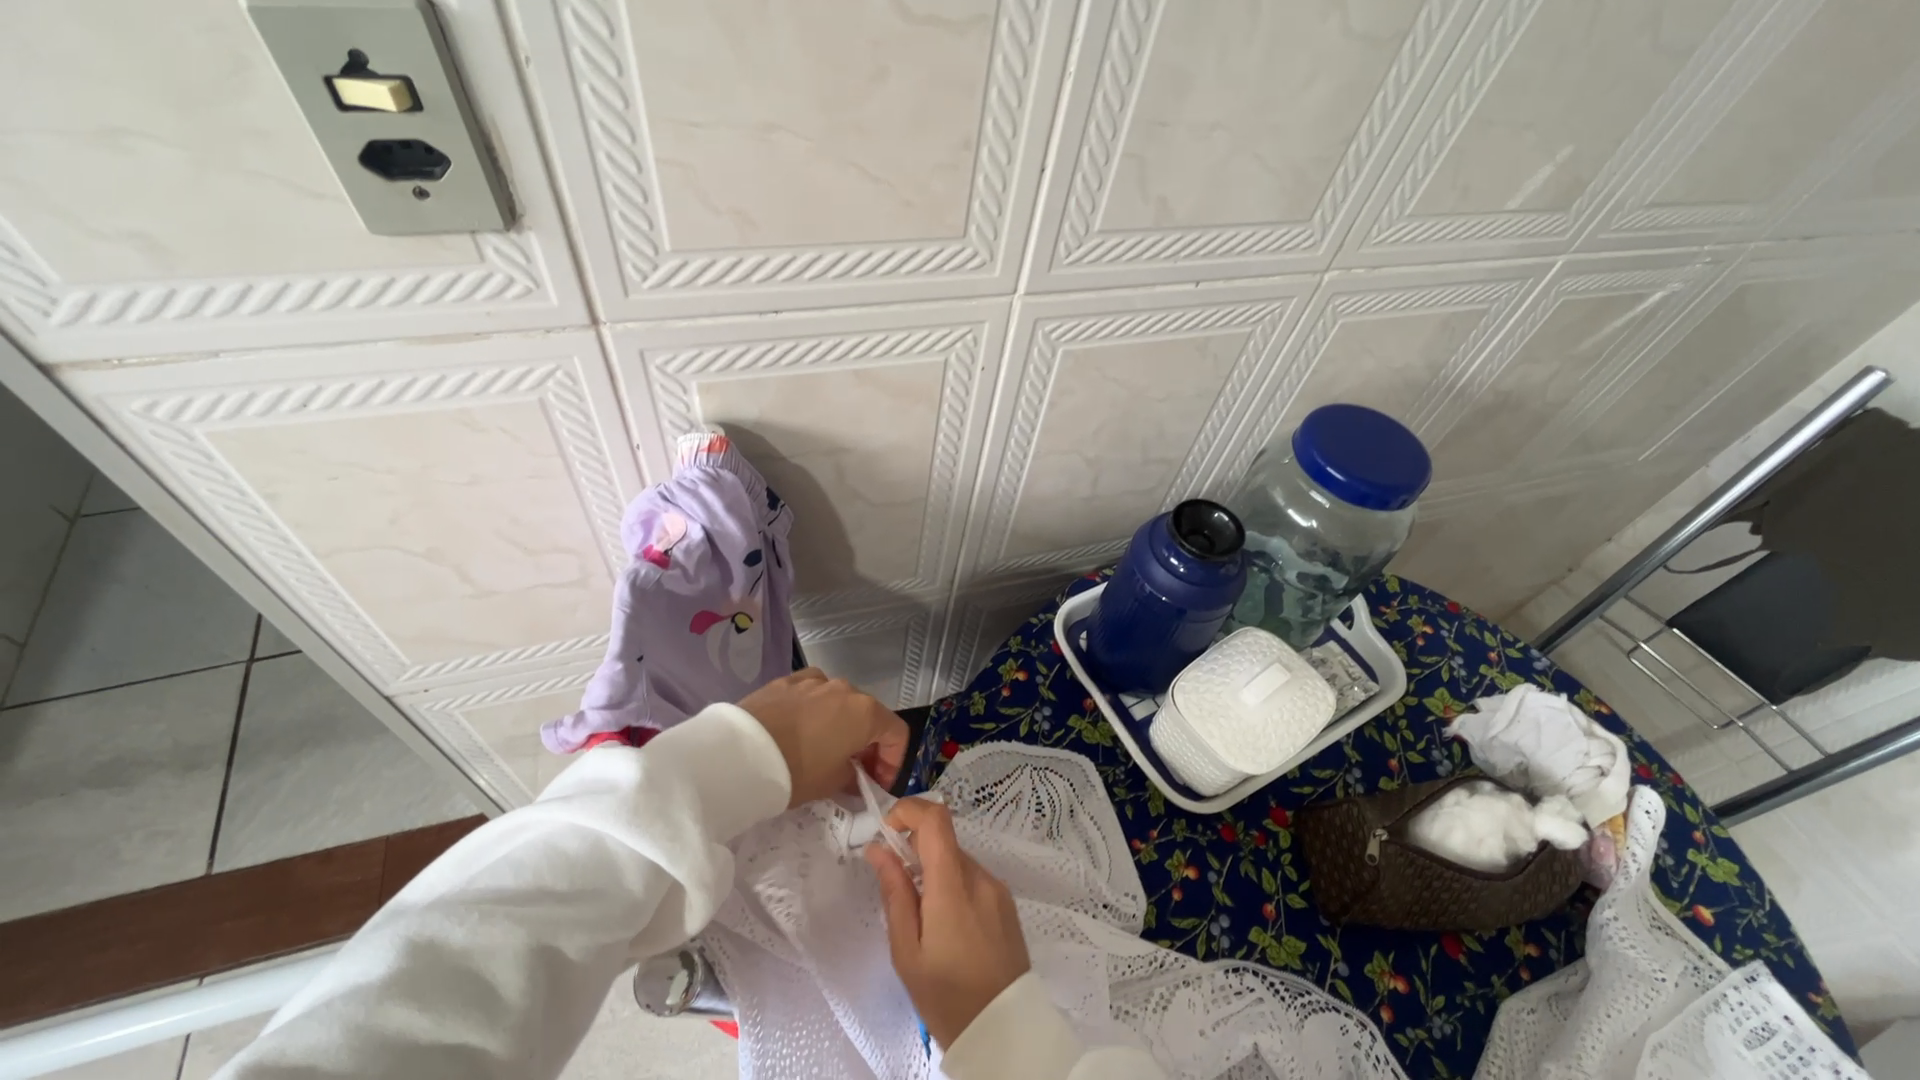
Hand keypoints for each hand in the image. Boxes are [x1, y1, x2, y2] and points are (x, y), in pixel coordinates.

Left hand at [737, 668, 908, 807]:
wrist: (739, 754)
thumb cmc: (796, 770)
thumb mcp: (831, 783)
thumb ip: (852, 776)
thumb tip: (855, 774)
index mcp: (865, 712)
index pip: (896, 734)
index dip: (894, 761)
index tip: (879, 783)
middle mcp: (845, 689)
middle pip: (868, 715)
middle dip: (867, 743)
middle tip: (855, 769)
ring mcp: (814, 680)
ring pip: (838, 702)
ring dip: (839, 723)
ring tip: (824, 748)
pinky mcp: (786, 681)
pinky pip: (811, 695)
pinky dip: (813, 710)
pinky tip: (799, 729)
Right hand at [865, 797, 1030, 1047]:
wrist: (1003, 1031)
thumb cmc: (946, 995)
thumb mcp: (907, 950)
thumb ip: (894, 893)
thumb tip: (879, 849)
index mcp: (953, 886)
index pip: (936, 820)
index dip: (909, 811)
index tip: (887, 831)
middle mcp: (981, 878)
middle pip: (944, 841)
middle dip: (915, 852)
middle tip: (896, 889)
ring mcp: (998, 891)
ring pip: (958, 861)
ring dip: (934, 872)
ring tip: (922, 920)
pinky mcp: (1007, 905)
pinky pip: (973, 880)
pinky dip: (953, 887)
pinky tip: (947, 927)